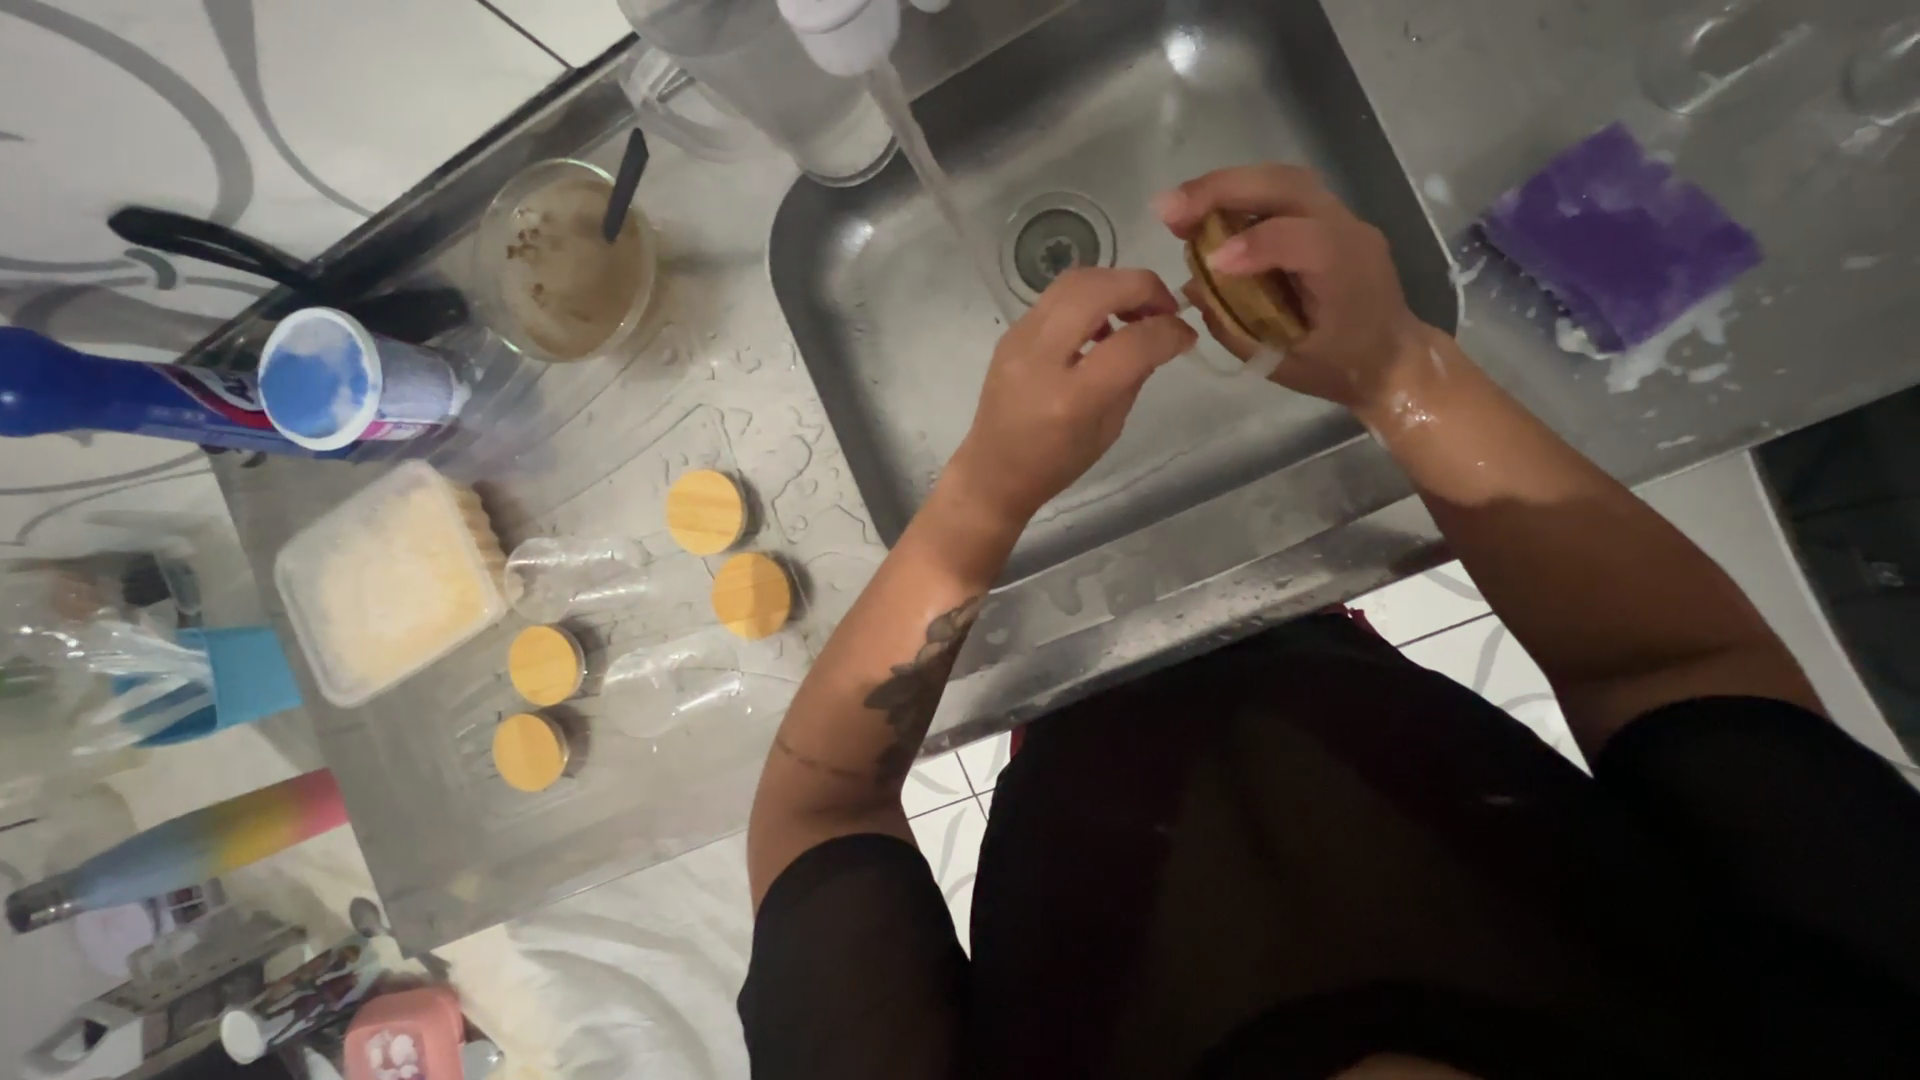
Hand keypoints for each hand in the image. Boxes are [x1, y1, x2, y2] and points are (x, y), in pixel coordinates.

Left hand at [943, 267, 1195, 525]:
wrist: (992, 473)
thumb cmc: (1055, 464)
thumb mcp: (1108, 429)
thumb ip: (1136, 377)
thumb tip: (1163, 336)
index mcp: (1071, 398)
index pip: (1132, 343)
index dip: (1169, 332)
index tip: (1186, 336)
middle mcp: (1040, 359)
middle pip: (1099, 289)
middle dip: (1143, 287)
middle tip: (1164, 310)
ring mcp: (1018, 340)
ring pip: (1074, 281)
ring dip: (1115, 285)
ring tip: (1133, 314)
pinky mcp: (1009, 334)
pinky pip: (1056, 298)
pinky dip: (1088, 298)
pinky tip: (1100, 325)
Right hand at [1155, 165, 1431, 410]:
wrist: (1392, 357)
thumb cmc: (1338, 368)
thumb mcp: (1283, 363)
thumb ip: (1236, 328)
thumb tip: (1194, 289)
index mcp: (1345, 271)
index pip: (1300, 238)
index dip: (1253, 245)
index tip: (1208, 263)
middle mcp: (1348, 230)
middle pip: (1285, 186)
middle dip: (1222, 191)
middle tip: (1168, 210)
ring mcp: (1340, 217)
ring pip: (1281, 180)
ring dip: (1225, 187)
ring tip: (1178, 208)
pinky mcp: (1326, 218)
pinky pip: (1281, 194)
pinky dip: (1238, 196)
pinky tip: (1204, 213)